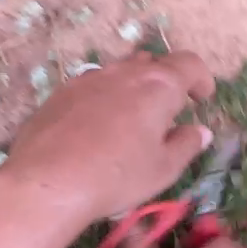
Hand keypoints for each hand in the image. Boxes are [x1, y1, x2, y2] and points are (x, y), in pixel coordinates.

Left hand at [0, 51, 215, 230]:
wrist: (45, 182)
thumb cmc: (115, 177)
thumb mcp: (162, 169)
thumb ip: (185, 145)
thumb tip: (199, 131)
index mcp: (157, 85)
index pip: (188, 65)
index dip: (199, 79)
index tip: (201, 97)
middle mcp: (121, 73)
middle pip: (150, 65)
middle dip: (162, 82)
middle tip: (164, 111)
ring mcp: (85, 81)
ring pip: (115, 75)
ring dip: (128, 90)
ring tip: (128, 119)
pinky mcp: (57, 96)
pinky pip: (87, 90)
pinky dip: (98, 101)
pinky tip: (92, 128)